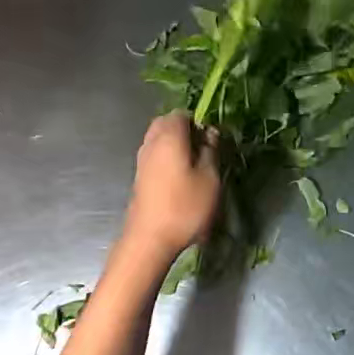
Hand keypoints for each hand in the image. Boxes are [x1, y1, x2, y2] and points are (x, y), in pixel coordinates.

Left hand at [123, 112, 219, 257]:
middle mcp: (151, 143)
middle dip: (186, 132)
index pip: (182, 114)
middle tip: (205, 151)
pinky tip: (181, 180)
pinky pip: (155, 157)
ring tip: (195, 167)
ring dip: (176, 147)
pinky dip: (167, 160)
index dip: (200, 122)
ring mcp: (142, 161)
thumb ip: (211, 151)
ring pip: (159, 141)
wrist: (149, 240)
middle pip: (167, 124)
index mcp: (169, 136)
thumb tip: (210, 133)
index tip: (214, 140)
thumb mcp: (210, 179)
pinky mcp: (139, 178)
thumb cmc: (184, 208)